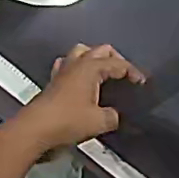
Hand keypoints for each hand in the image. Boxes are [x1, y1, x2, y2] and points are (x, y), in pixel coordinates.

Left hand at [6, 44, 140, 153]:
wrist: (36, 127)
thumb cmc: (68, 120)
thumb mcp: (99, 121)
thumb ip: (113, 116)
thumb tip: (114, 115)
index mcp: (90, 67)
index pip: (117, 64)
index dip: (132, 72)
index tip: (141, 82)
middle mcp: (76, 63)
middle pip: (100, 50)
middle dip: (116, 59)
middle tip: (126, 74)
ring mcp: (63, 69)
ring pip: (82, 51)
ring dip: (95, 57)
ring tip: (105, 72)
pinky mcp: (54, 80)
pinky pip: (67, 64)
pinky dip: (78, 66)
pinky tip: (81, 78)